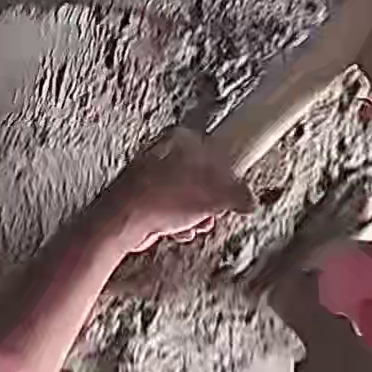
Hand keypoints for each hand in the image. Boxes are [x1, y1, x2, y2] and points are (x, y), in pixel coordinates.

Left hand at [91, 128, 253, 253]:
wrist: (121, 221)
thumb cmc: (158, 200)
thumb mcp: (208, 197)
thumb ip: (233, 197)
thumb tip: (249, 201)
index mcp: (177, 142)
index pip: (212, 148)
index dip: (225, 170)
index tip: (234, 186)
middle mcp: (163, 155)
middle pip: (201, 176)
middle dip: (210, 199)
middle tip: (214, 210)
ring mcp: (152, 177)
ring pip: (187, 196)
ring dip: (195, 214)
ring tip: (194, 223)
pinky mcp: (145, 199)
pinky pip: (171, 209)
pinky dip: (177, 221)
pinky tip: (177, 230)